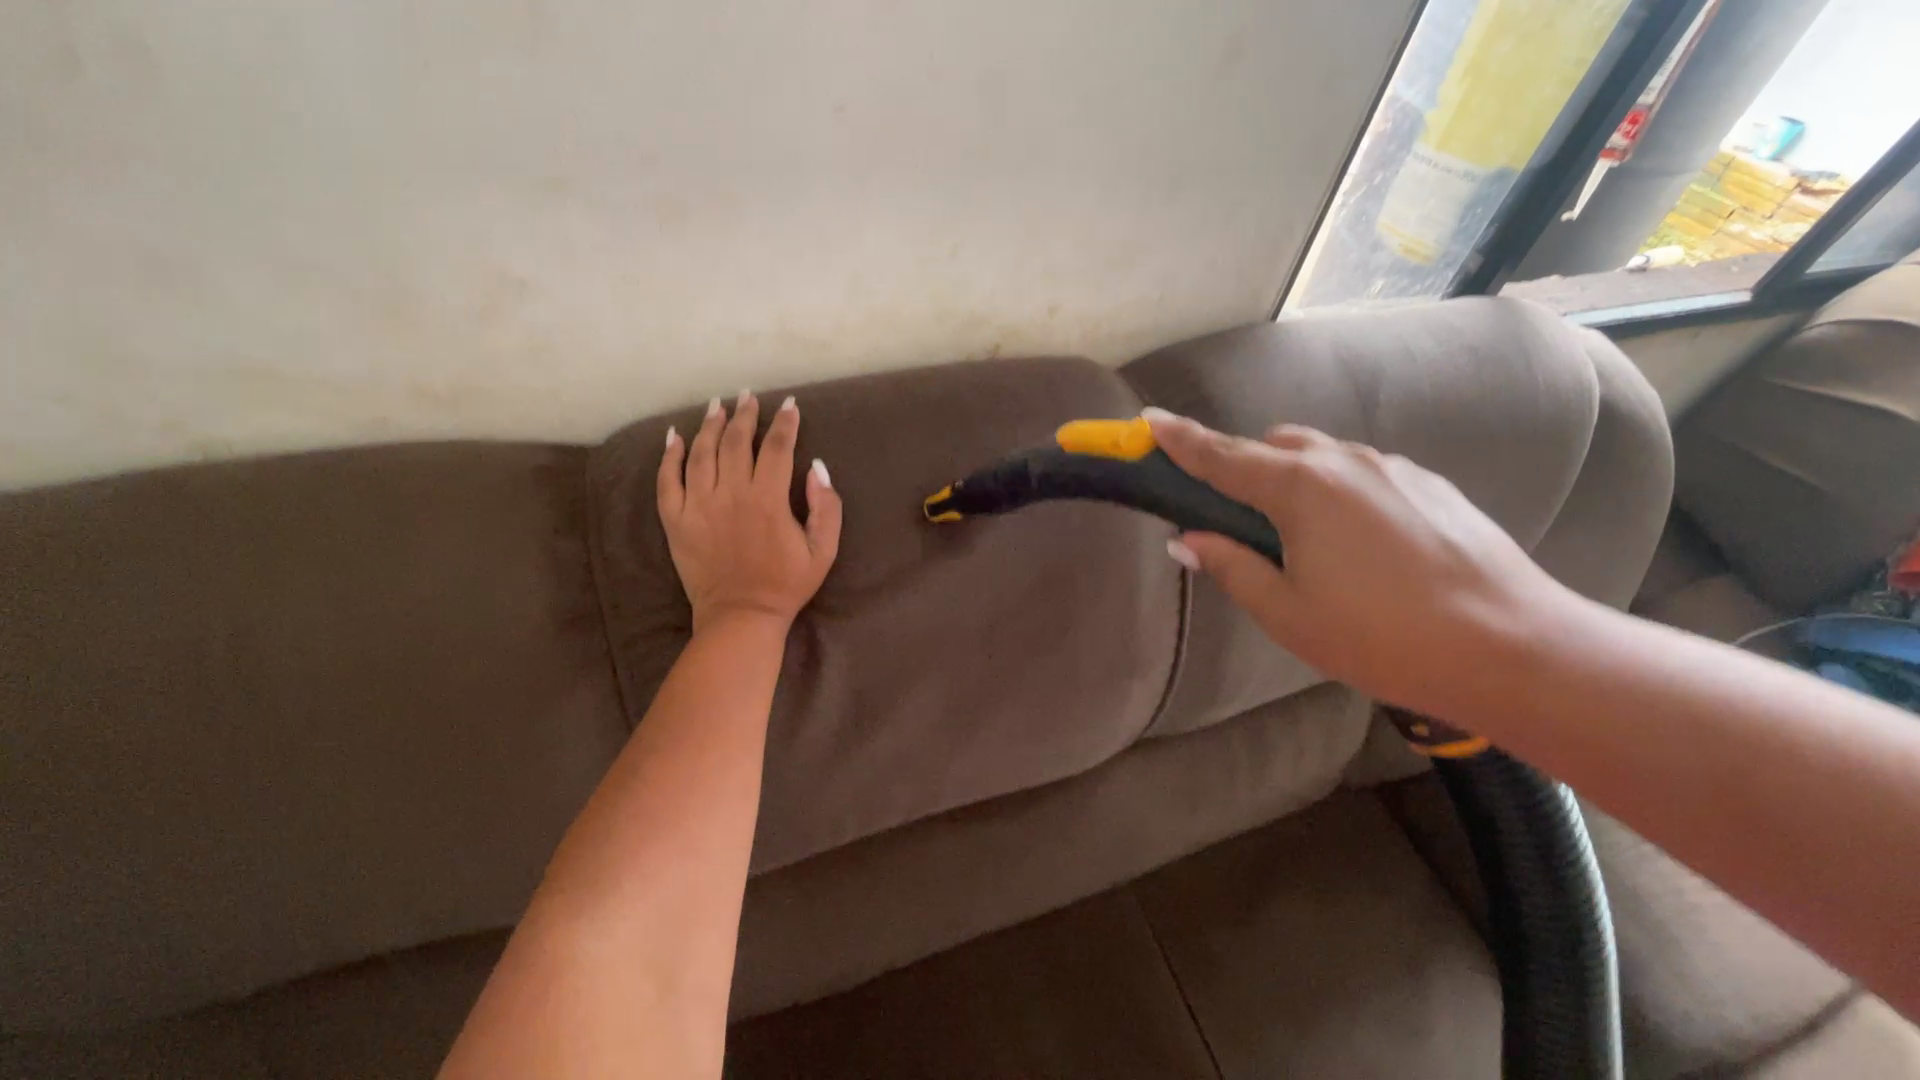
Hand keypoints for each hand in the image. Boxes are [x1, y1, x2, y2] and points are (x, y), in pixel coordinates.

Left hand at [658, 391, 841, 631]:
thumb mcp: (824, 551)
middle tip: (748, 397)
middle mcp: (732, 494)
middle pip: (737, 442)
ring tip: (717, 406)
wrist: (740, 617)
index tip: (790, 405)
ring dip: (710, 426)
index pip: (778, 448)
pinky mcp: (676, 520)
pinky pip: (668, 480)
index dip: (785, 423)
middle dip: (745, 414)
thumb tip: (817, 467)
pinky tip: (675, 437)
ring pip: (702, 453)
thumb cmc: (786, 585)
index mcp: (769, 500)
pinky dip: (670, 455)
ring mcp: (699, 506)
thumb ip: (827, 507)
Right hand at [1143, 408, 1583, 719]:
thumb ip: (1232, 568)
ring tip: (1306, 542)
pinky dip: (1340, 493)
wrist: (1509, 644)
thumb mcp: (1288, 614)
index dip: (1180, 441)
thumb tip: (1190, 541)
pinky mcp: (1430, 483)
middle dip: (1245, 468)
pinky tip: (1363, 548)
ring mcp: (1393, 467)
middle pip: (1273, 447)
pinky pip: (1363, 473)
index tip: (1148, 420)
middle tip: (1240, 521)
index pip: (1221, 457)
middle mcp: (1343, 461)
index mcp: (1299, 489)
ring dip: (1295, 481)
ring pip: (1322, 456)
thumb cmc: (1380, 636)